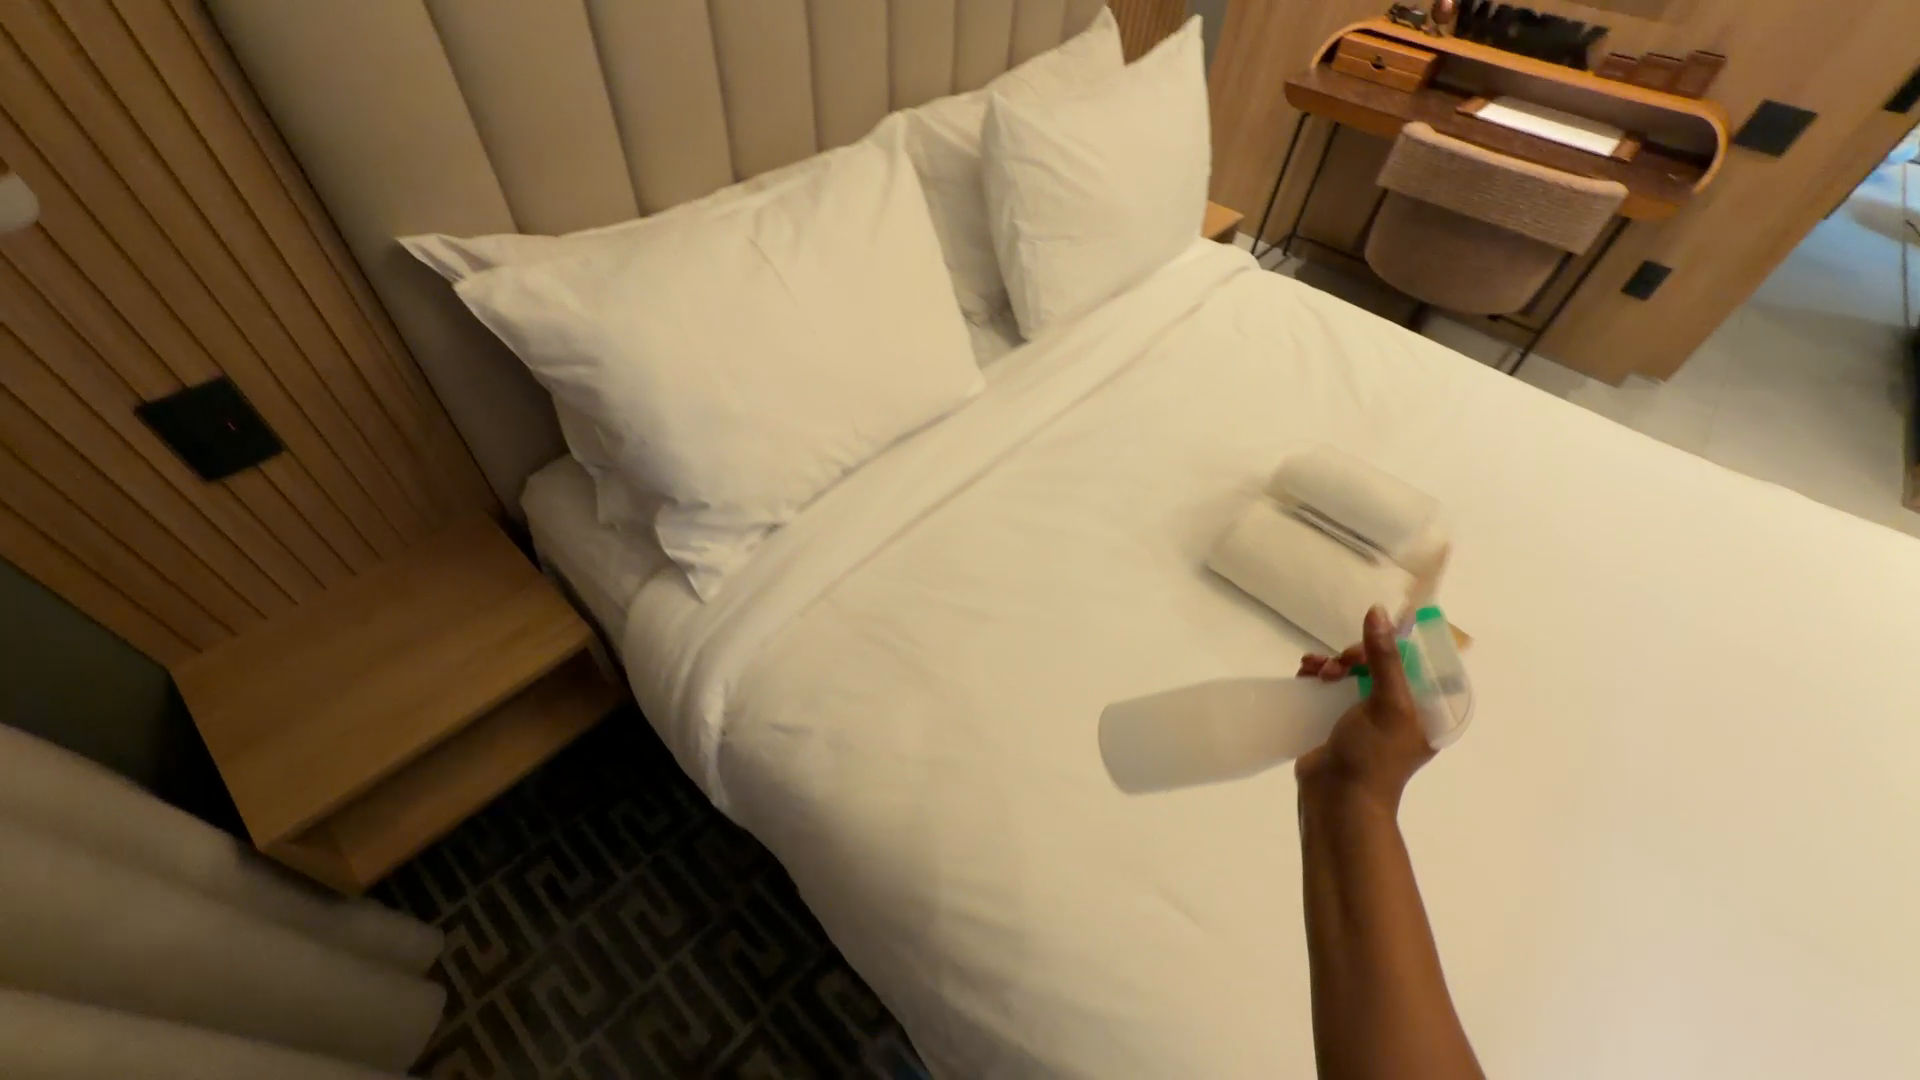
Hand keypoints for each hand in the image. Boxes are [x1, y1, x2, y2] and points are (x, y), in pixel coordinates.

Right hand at [1294, 606, 1432, 814]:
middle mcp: (1398, 710)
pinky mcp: (1337, 722)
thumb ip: (1383, 658)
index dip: (1388, 645)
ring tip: (1313, 670)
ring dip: (1331, 663)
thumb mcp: (1386, 704)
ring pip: (1351, 672)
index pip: (1411, 661)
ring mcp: (1366, 716)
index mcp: (1424, 709)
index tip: (1364, 646)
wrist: (1338, 799)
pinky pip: (1331, 687)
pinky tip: (1305, 674)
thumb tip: (1378, 611)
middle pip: (1377, 663)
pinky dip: (1318, 675)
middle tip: (1334, 666)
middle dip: (1352, 656)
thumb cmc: (1373, 755)